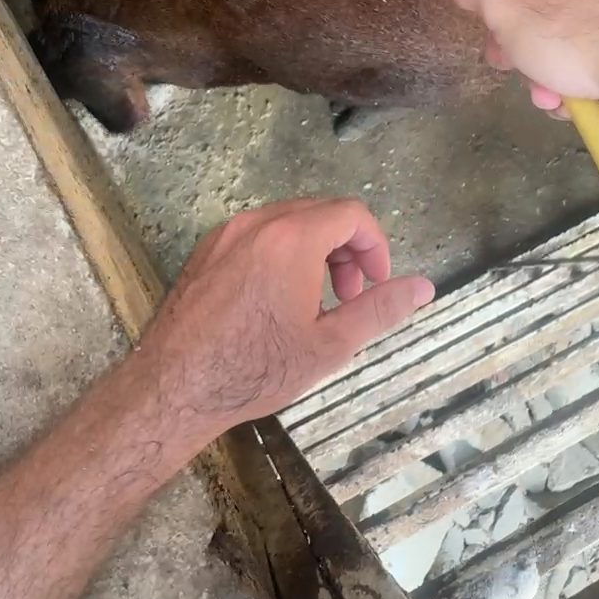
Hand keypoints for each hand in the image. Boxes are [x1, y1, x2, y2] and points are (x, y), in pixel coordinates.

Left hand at [132, 199, 434, 436]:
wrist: (174, 386)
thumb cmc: (254, 368)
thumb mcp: (329, 344)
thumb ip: (380, 309)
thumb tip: (424, 287)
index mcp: (291, 238)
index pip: (351, 213)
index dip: (376, 245)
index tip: (376, 283)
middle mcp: (256, 223)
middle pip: (320, 212)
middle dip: (347, 249)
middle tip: (349, 296)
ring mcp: (225, 234)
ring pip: (287, 222)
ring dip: (315, 250)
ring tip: (315, 301)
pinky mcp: (205, 250)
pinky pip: (256, 235)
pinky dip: (281, 252)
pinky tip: (275, 300)